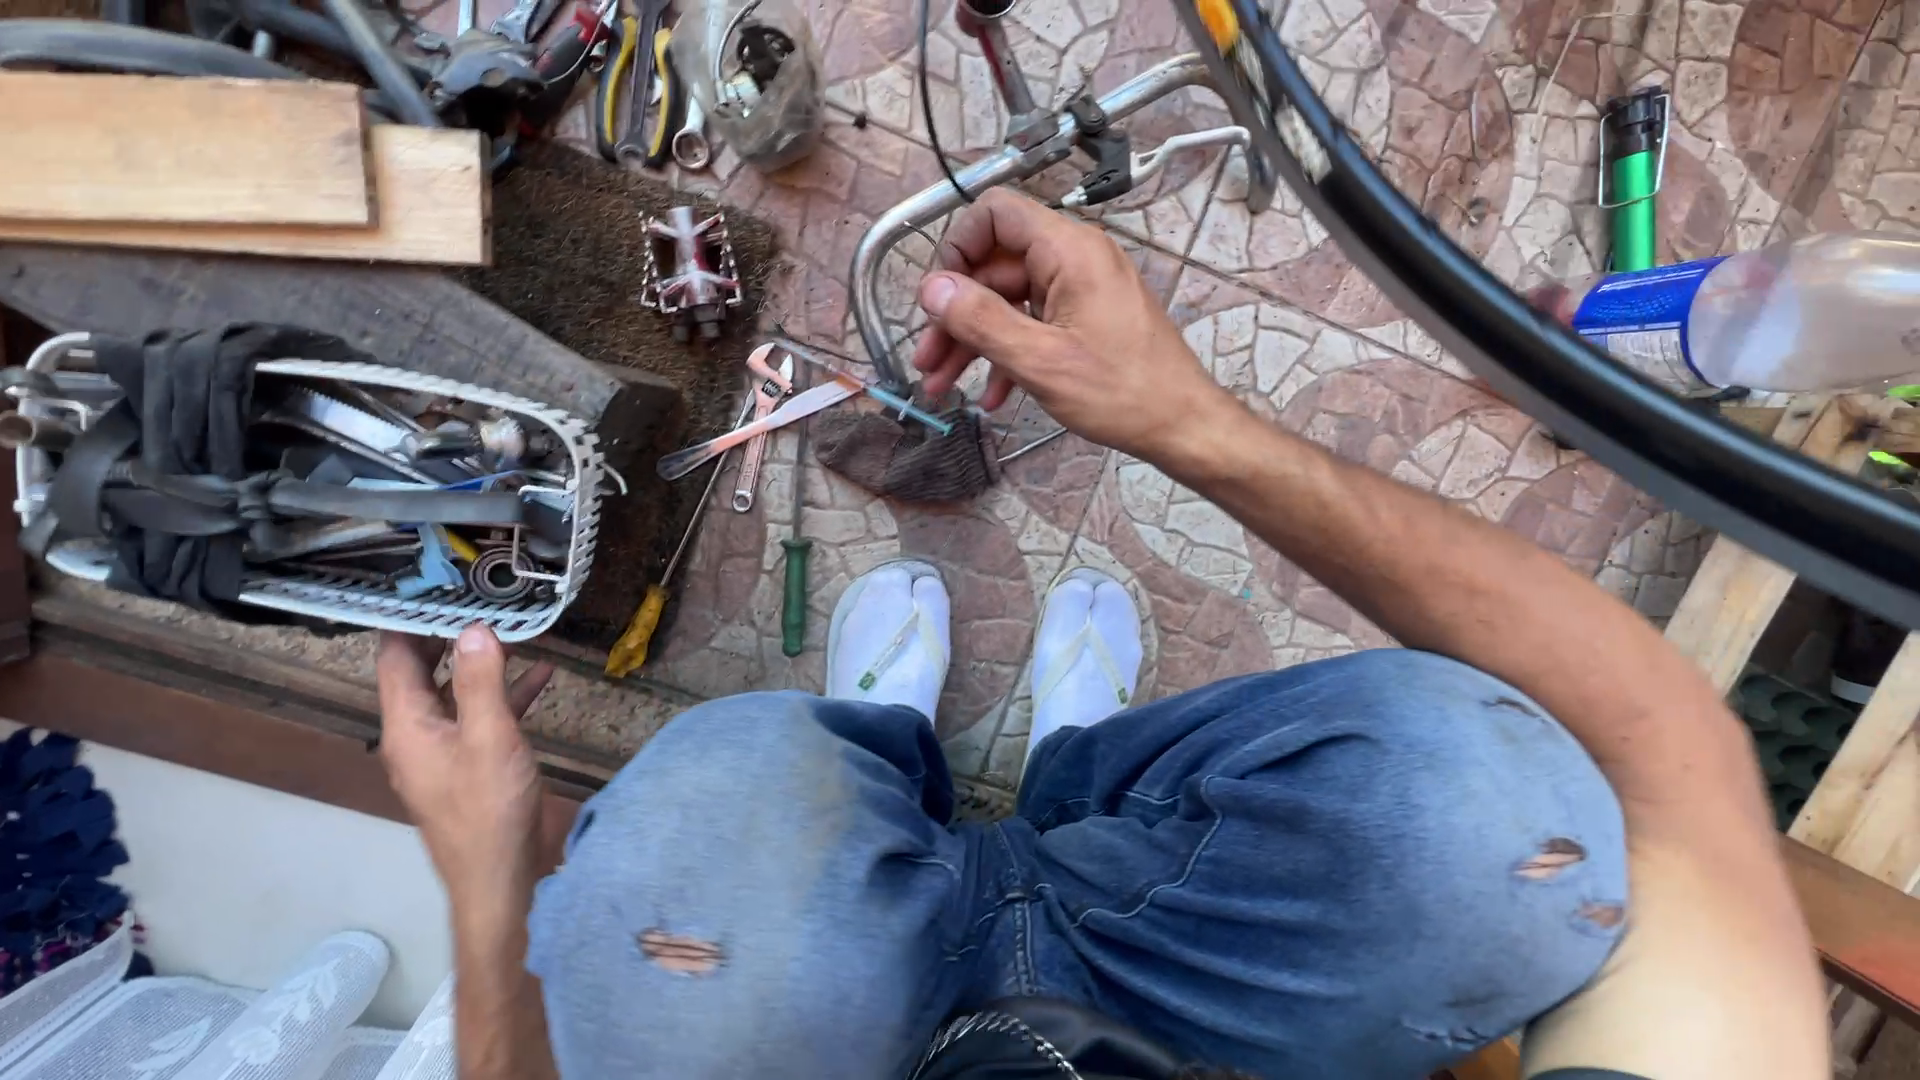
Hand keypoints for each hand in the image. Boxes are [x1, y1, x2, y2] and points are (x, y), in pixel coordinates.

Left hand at [376, 625, 554, 929]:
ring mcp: (446, 749)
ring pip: (458, 692)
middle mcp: (418, 734)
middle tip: (477, 595)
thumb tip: (473, 627)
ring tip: (513, 626)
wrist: (500, 874)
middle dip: (448, 635)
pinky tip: (542, 675)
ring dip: (483, 661)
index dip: (407, 623)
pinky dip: (507, 692)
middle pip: (424, 673)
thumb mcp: (489, 737)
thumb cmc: (488, 806)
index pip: (394, 661)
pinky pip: (484, 715)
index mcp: (407, 726)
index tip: (432, 585)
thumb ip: (482, 681)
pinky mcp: (473, 762)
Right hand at [910, 189, 1238, 462]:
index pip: (995, 214)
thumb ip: (981, 321)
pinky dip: (1007, 356)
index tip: (936, 297)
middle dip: (955, 316)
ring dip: (972, 344)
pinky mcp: (1085, 320)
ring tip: (942, 386)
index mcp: (1068, 251)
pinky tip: (991, 395)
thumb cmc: (1121, 392)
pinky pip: (1033, 325)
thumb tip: (931, 289)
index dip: (956, 249)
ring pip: (1009, 303)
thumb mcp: (1040, 360)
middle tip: (926, 361)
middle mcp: (1074, 260)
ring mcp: (1080, 291)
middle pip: (994, 268)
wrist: (1180, 425)